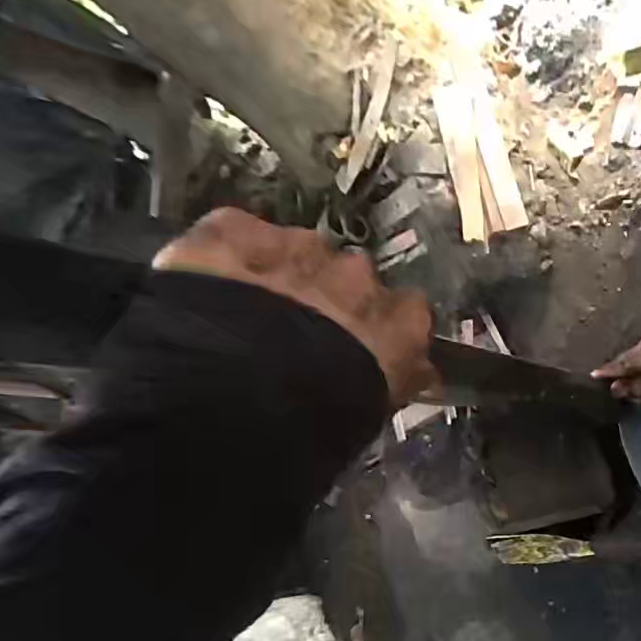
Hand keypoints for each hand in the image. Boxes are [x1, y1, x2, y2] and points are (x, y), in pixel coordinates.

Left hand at [152, 208, 436, 403]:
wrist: (242, 388)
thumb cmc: (328, 410)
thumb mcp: (383, 405)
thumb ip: (408, 376)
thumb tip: (424, 370)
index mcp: (403, 319)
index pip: (411, 310)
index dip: (387, 323)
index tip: (370, 340)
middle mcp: (360, 274)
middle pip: (354, 275)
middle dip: (336, 295)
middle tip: (308, 330)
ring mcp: (301, 247)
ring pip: (300, 250)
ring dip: (287, 272)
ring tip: (255, 309)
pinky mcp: (237, 230)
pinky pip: (240, 232)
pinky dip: (233, 251)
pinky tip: (217, 281)